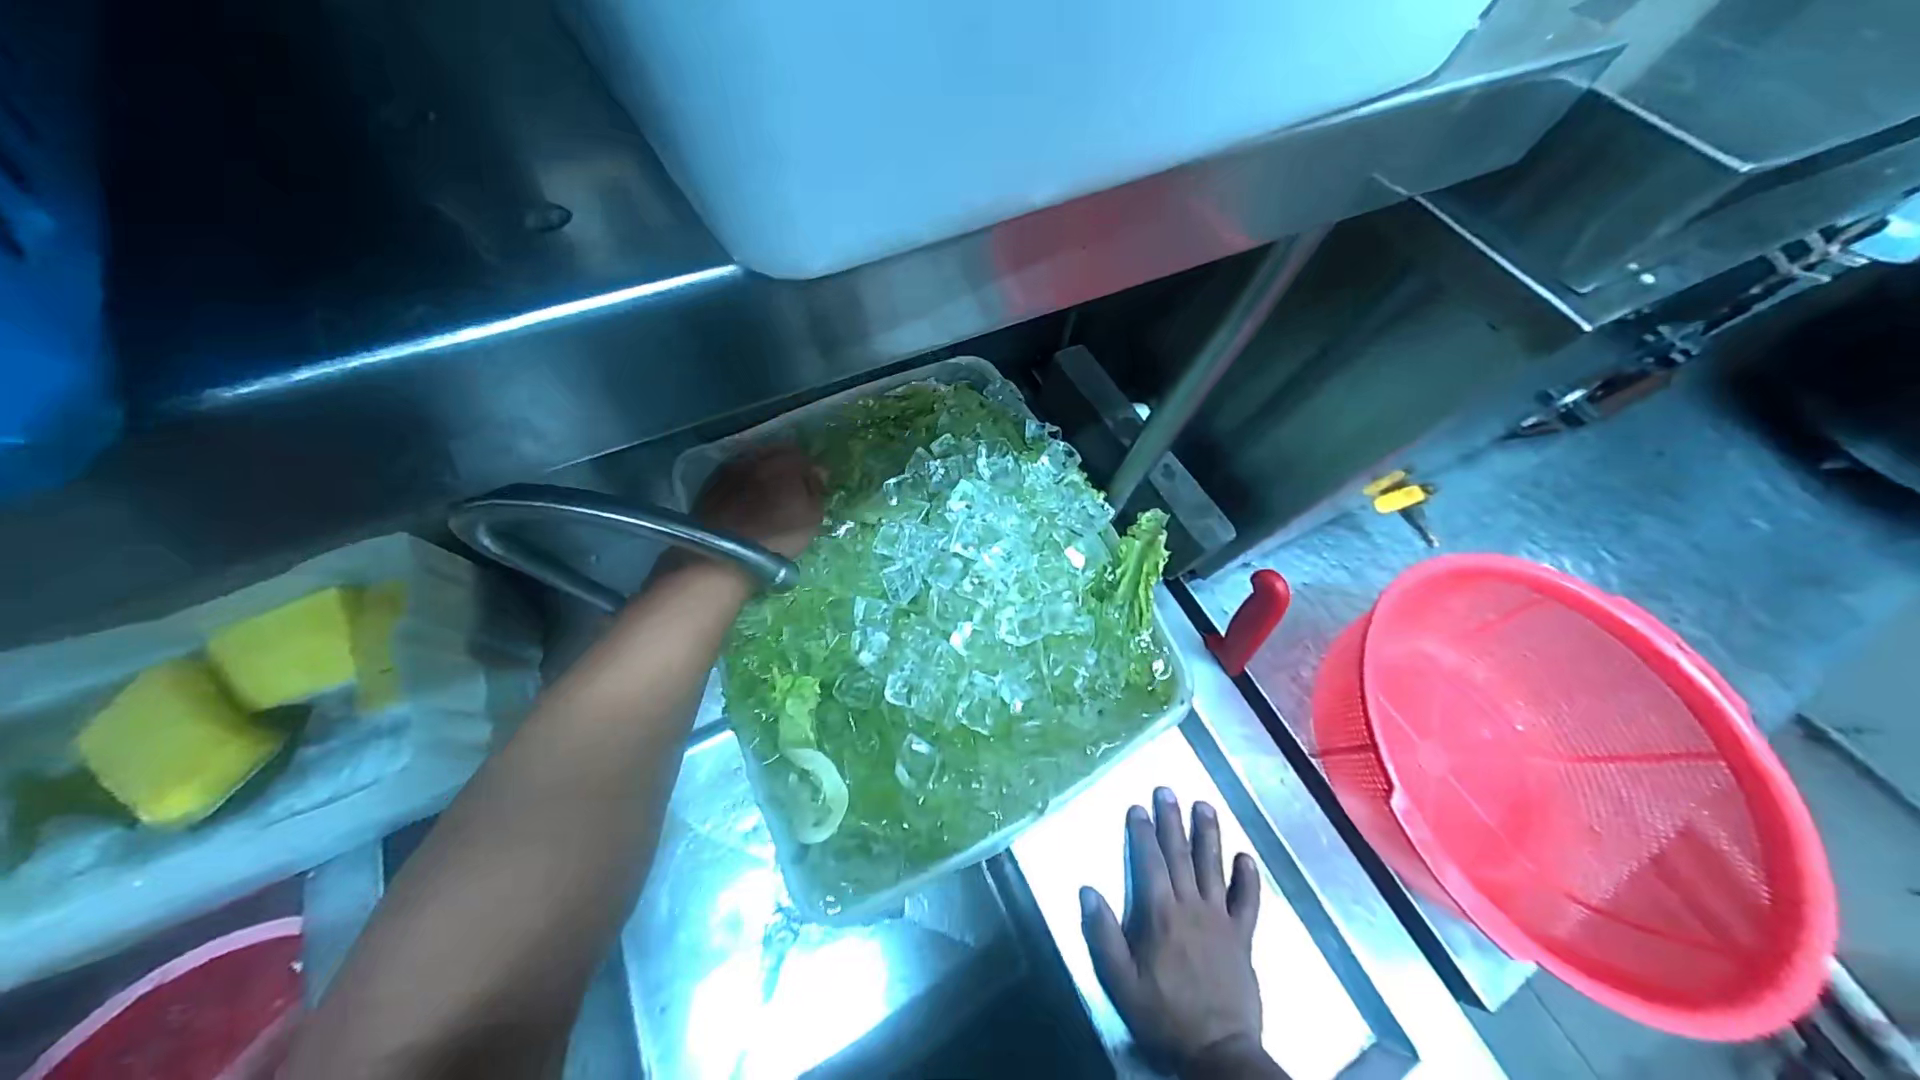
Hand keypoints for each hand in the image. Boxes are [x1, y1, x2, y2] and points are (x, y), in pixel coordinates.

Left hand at [694, 445, 826, 559]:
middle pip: (777, 454)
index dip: (811, 473)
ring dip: (764, 476)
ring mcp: (730, 469)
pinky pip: (737, 477)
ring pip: (755, 464)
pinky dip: (746, 485)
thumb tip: (817, 473)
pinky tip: (749, 503)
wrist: (722, 555)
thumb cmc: (776, 536)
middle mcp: (756, 457)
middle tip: (793, 491)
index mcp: (784, 462)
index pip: (804, 458)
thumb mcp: (811, 517)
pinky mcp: (711, 485)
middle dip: (787, 469)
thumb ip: (816, 491)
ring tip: (770, 497)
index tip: (815, 489)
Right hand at [1081, 787, 1280, 1079]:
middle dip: (1171, 820)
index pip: (1149, 861)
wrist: (1218, 1053)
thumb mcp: (1120, 980)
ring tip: (1205, 806)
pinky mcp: (1243, 938)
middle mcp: (1191, 907)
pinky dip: (1248, 878)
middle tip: (1167, 791)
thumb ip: (1103, 934)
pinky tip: (1246, 857)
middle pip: (1180, 854)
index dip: (1141, 832)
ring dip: (1208, 834)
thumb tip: (1088, 890)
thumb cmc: (1163, 1016)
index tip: (1137, 806)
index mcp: (1160, 914)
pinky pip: (1248, 902)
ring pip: (1214, 867)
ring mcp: (1221, 920)